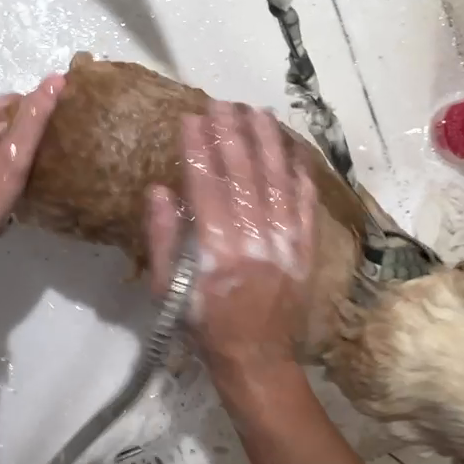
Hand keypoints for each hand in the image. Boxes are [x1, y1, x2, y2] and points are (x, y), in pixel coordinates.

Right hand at [145, 102, 316, 387]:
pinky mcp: (305, 250)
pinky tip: (293, 150)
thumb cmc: (204, 325)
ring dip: (267, 143)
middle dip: (232, 134)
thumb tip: (158, 190)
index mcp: (216, 250)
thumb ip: (162, 239)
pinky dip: (300, 175)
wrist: (257, 359)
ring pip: (277, 182)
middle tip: (223, 104)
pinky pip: (305, 205)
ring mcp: (284, 243)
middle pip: (244, 175)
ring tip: (258, 112)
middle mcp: (253, 240)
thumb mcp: (168, 290)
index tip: (191, 118)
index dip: (198, 149)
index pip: (206, 186)